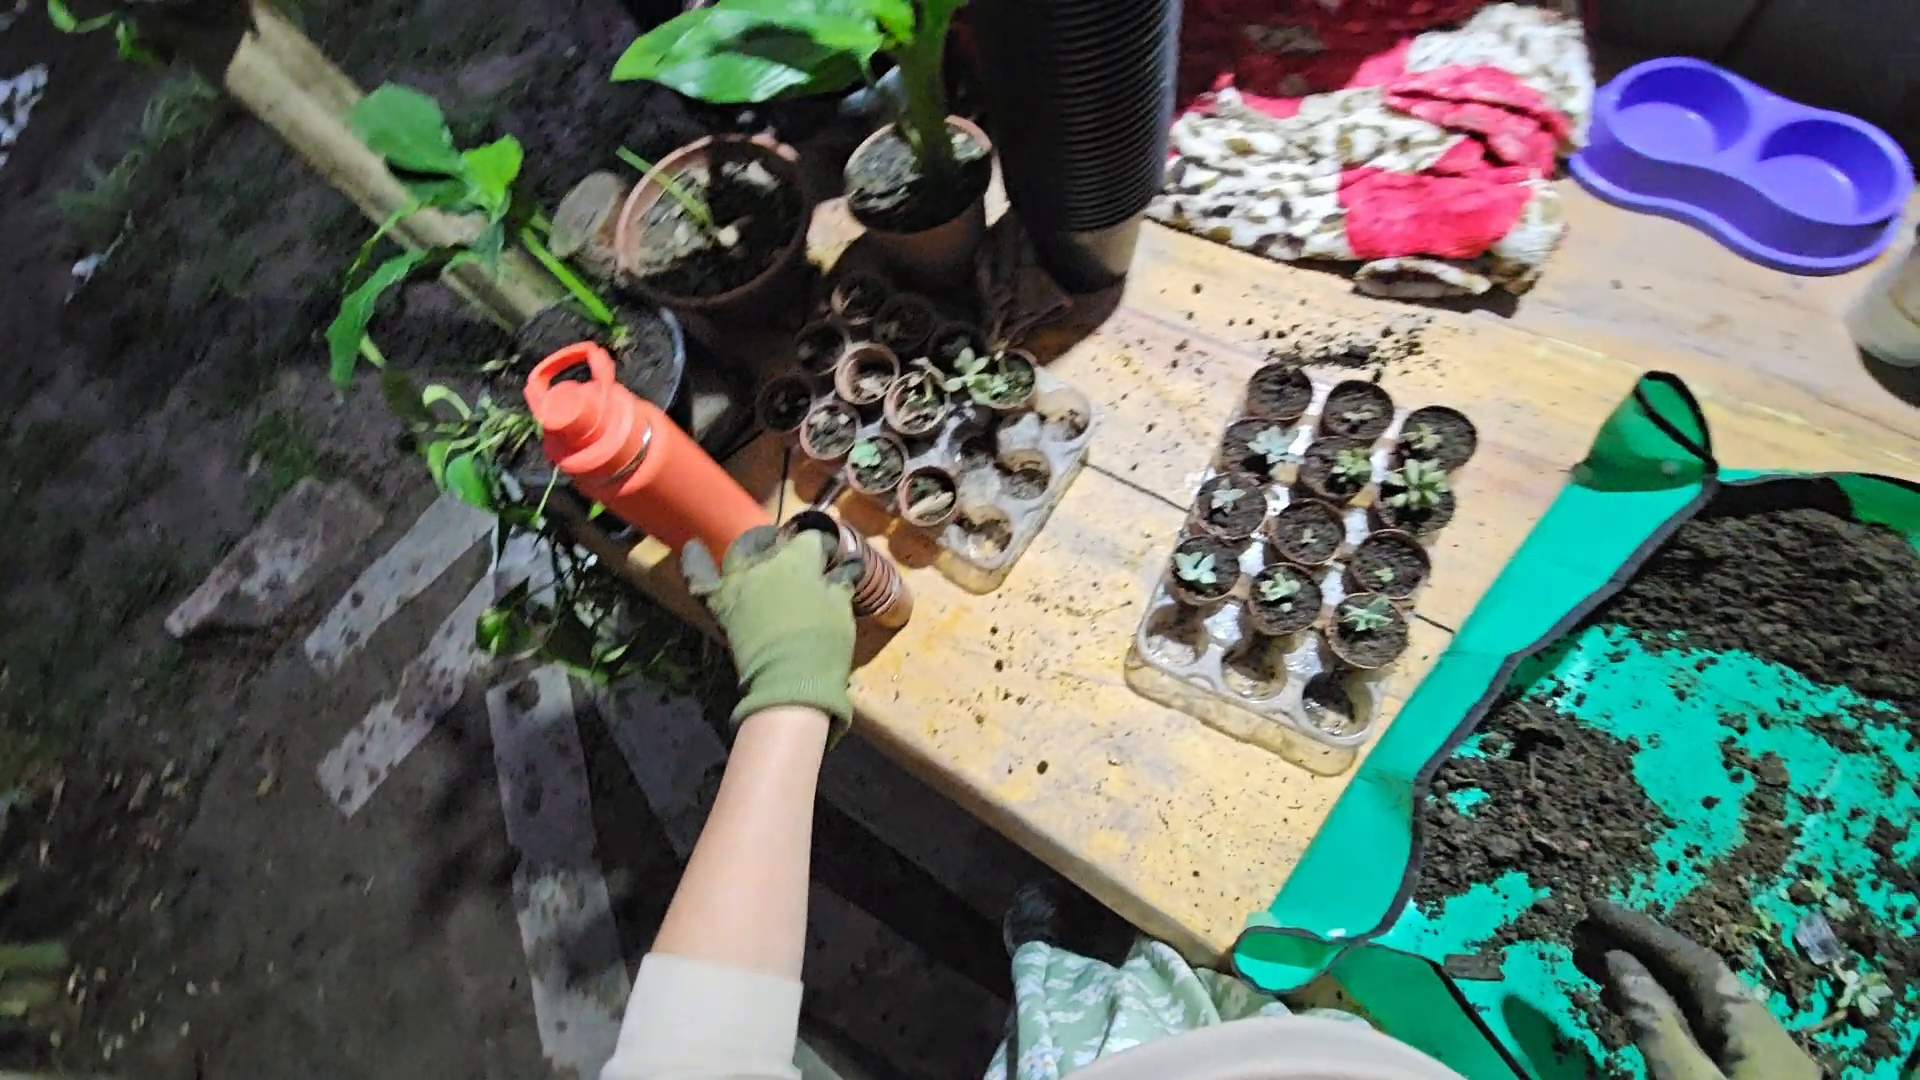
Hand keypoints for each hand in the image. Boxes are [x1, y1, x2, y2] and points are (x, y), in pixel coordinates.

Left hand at [682, 526, 858, 729]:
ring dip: (753, 545)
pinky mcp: (720, 605)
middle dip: (789, 543)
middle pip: (776, 542)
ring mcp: (739, 583)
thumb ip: (841, 580)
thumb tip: (849, 563)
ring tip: (763, 547)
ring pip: (741, 551)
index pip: (811, 539)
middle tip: (801, 558)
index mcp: (799, 560)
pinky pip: (700, 579)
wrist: (792, 681)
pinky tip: (694, 546)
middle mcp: (765, 563)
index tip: (831, 559)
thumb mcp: (841, 608)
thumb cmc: (824, 642)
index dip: (823, 546)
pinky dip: (695, 562)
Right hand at [1592, 902, 1818, 1079]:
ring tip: (1587, 968)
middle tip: (1577, 937)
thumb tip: (1619, 961)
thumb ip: (1653, 1020)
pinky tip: (1625, 1010)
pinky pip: (1697, 1027)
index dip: (1640, 929)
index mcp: (1753, 1027)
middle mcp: (1761, 1034)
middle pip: (1693, 977)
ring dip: (1640, 978)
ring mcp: (1760, 1061)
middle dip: (1633, 950)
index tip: (1590, 909)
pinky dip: (1657, 1009)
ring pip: (1693, 1002)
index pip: (1692, 960)